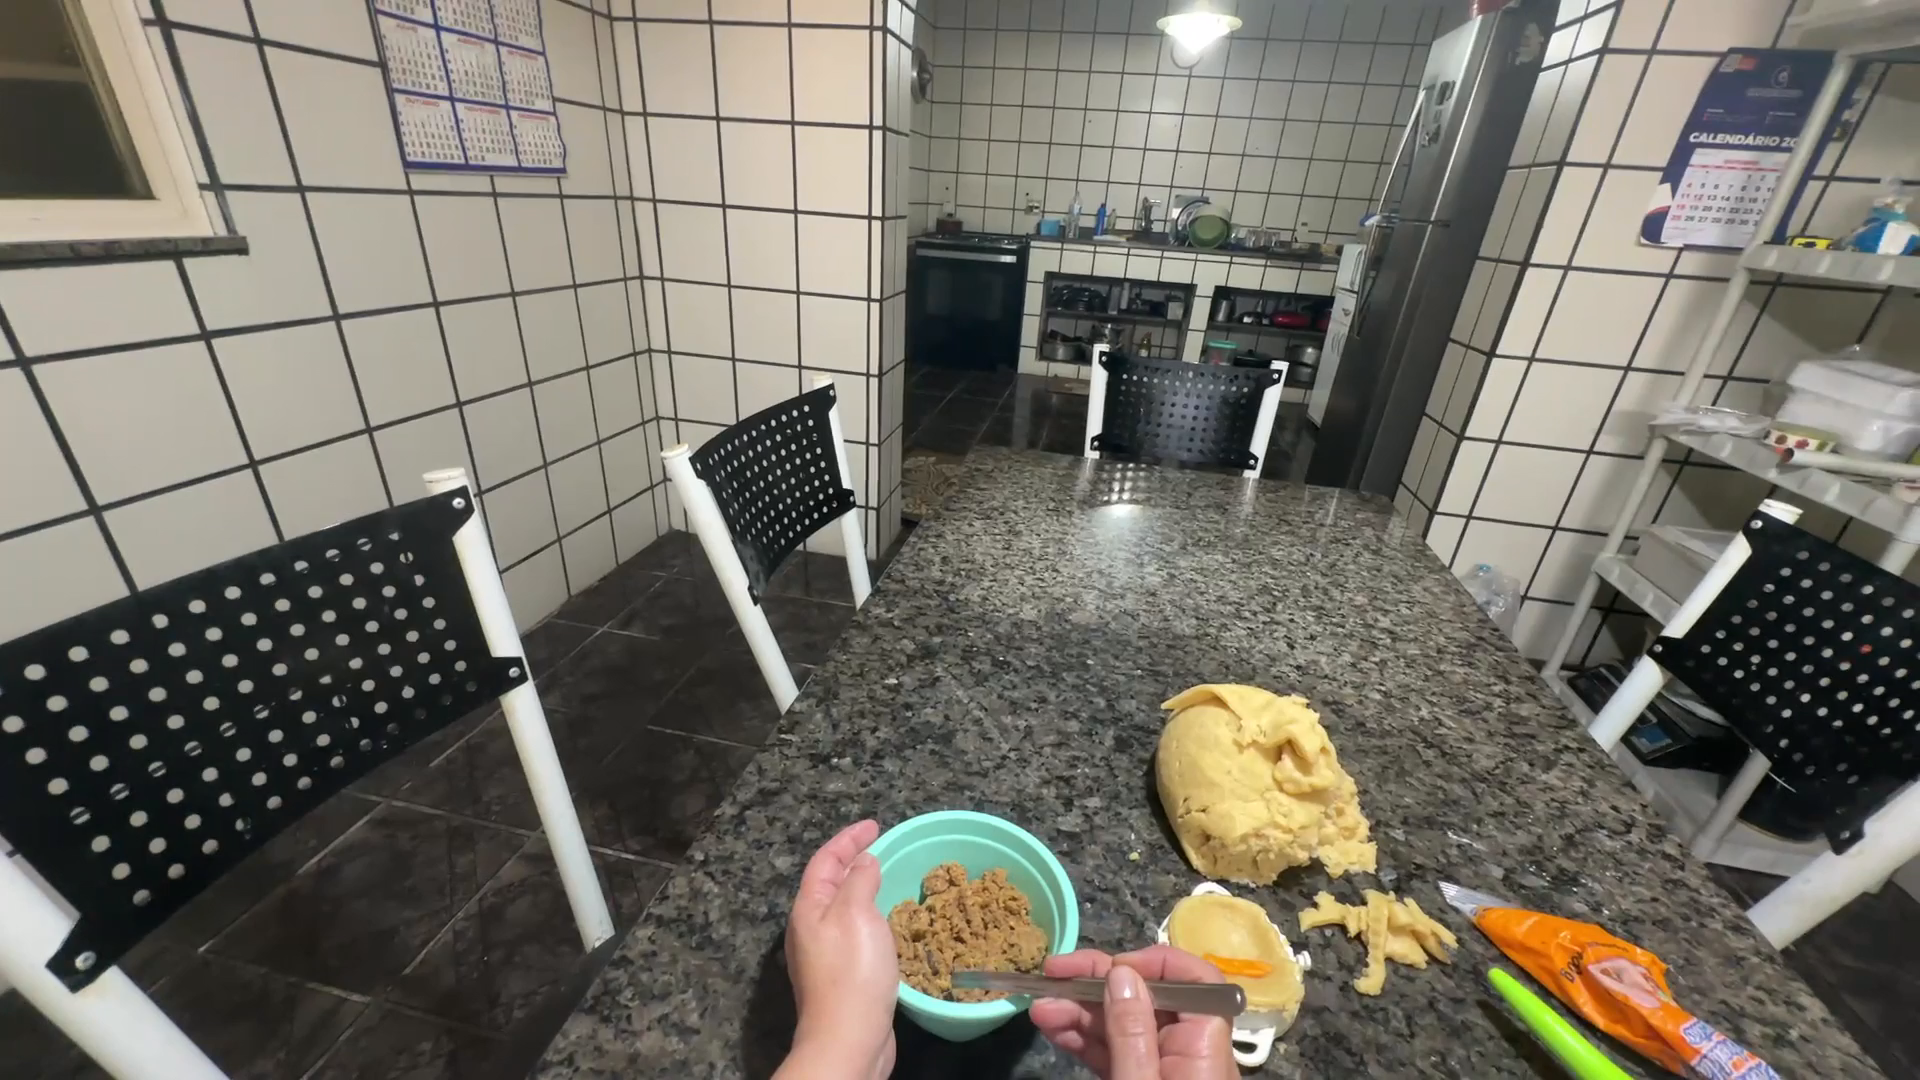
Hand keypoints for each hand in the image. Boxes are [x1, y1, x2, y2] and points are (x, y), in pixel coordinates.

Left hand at [777, 820, 897, 1079]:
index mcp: (809, 908)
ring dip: (860, 885)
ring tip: (884, 874)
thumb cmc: (852, 971)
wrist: (848, 1041)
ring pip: (841, 905)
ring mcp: (824, 953)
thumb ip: (860, 880)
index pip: (826, 860)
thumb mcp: (857, 913)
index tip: (874, 824)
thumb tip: (864, 862)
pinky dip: (868, 912)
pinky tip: (884, 920)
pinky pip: (853, 928)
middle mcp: (811, 927)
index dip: (849, 838)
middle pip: (829, 881)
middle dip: (852, 858)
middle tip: (879, 844)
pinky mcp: (841, 974)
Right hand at [1029, 945, 1236, 1079]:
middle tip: (1051, 976)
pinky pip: (1115, 1051)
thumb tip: (1120, 970)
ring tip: (1039, 1008)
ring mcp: (1163, 1069)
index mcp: (1204, 1048)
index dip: (1154, 963)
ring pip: (1123, 1024)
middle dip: (1095, 983)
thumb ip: (1131, 1032)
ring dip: (1079, 1011)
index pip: (1196, 981)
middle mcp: (1188, 1052)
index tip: (1113, 967)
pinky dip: (1084, 1038)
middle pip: (1146, 998)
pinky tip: (1054, 1028)